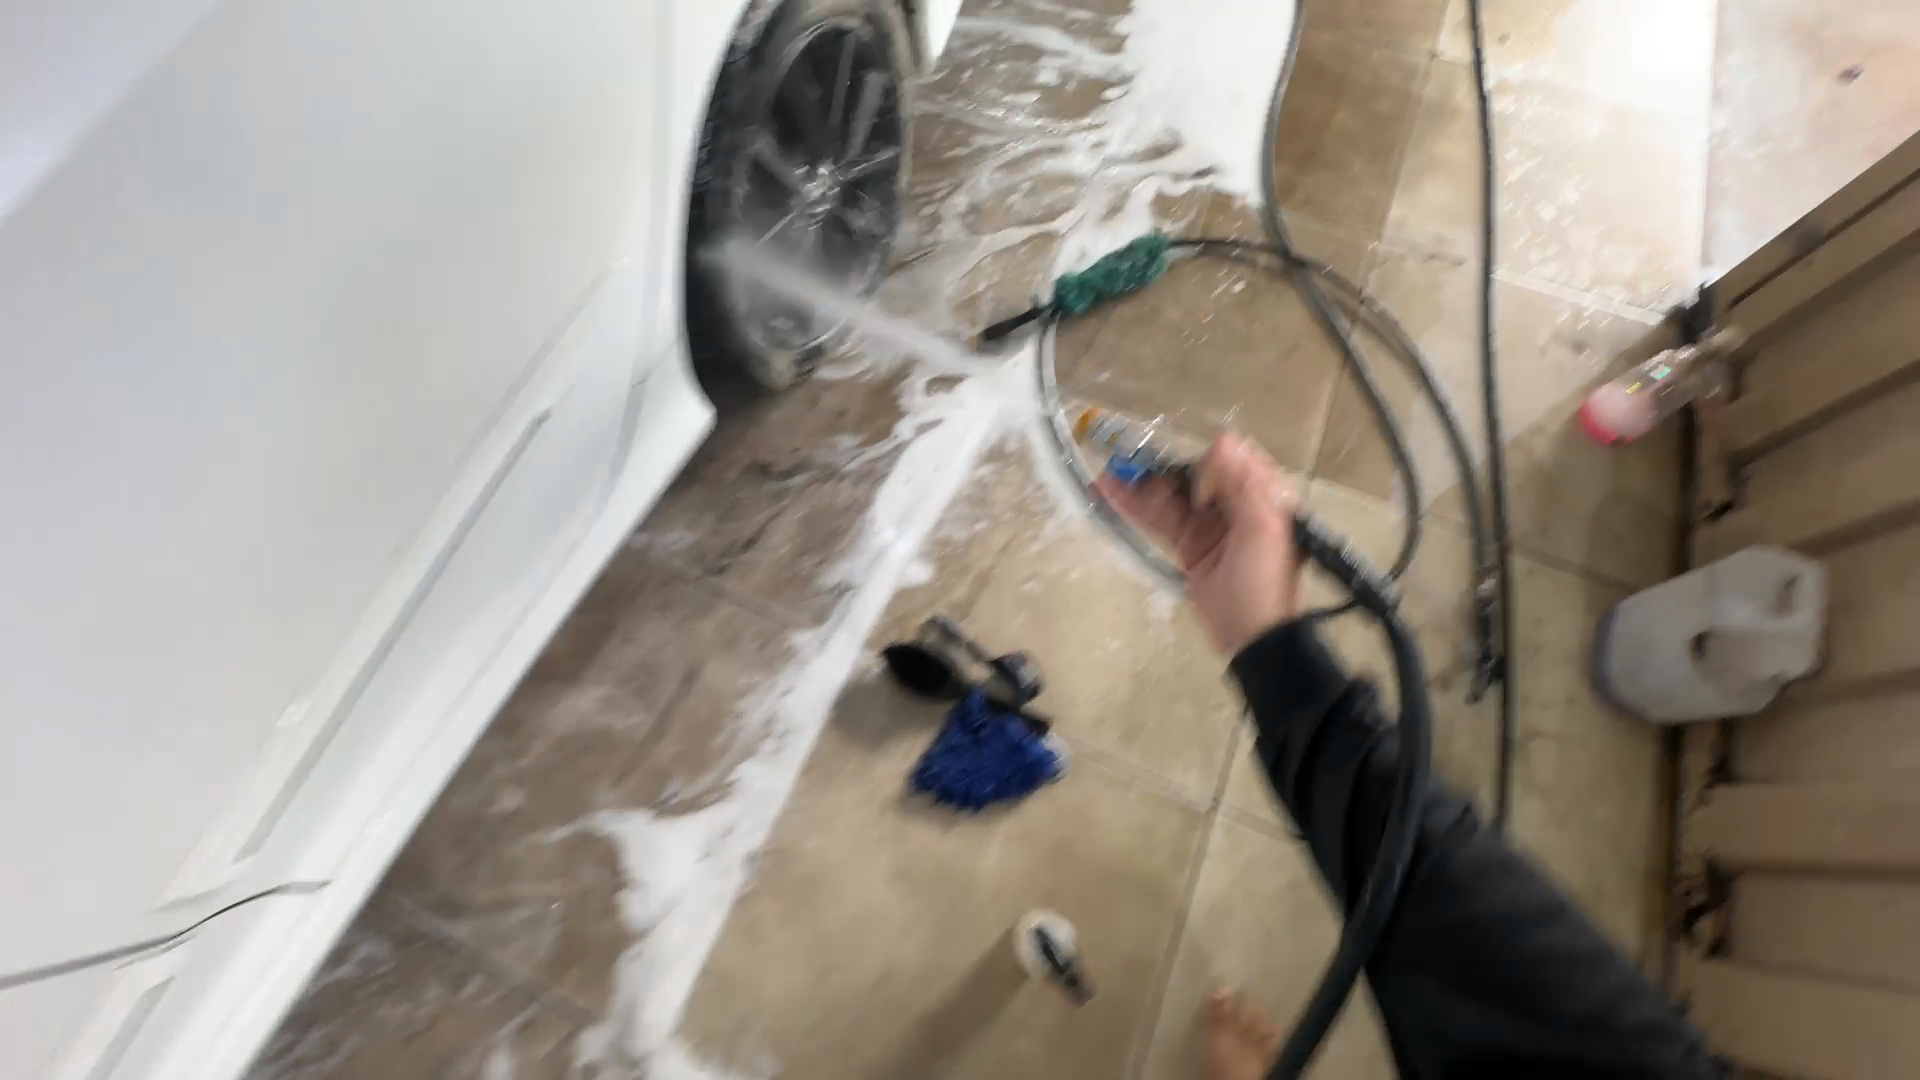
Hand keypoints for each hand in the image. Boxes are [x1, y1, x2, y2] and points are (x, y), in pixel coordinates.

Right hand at [1094, 433, 1302, 656]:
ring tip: (1106, 477)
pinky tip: (1111, 497)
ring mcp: (1208, 527)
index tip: (1172, 451)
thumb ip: (1243, 483)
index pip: (1231, 461)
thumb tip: (1221, 439)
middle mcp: (1234, 506)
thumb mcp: (1262, 529)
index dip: (1201, 453)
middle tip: (1124, 461)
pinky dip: (1137, 509)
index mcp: (1260, 497)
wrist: (1253, 637)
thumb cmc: (1264, 581)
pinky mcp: (1187, 547)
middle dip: (1160, 467)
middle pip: (1194, 477)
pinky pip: (1161, 521)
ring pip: (1171, 498)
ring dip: (1140, 487)